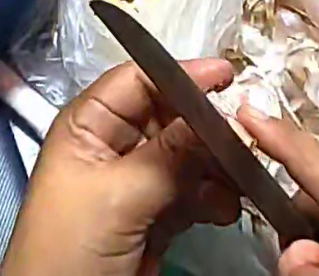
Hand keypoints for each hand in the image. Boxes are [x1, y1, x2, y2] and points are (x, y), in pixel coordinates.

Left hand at [1, 60, 241, 275]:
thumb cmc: (72, 244)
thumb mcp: (117, 196)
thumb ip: (166, 156)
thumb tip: (213, 116)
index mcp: (90, 122)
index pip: (137, 81)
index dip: (179, 75)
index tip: (226, 75)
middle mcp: (113, 142)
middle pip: (167, 116)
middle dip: (205, 123)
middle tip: (247, 132)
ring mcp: (135, 181)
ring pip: (184, 155)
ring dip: (215, 163)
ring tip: (244, 174)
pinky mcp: (153, 217)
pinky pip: (190, 193)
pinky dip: (212, 197)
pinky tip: (229, 205)